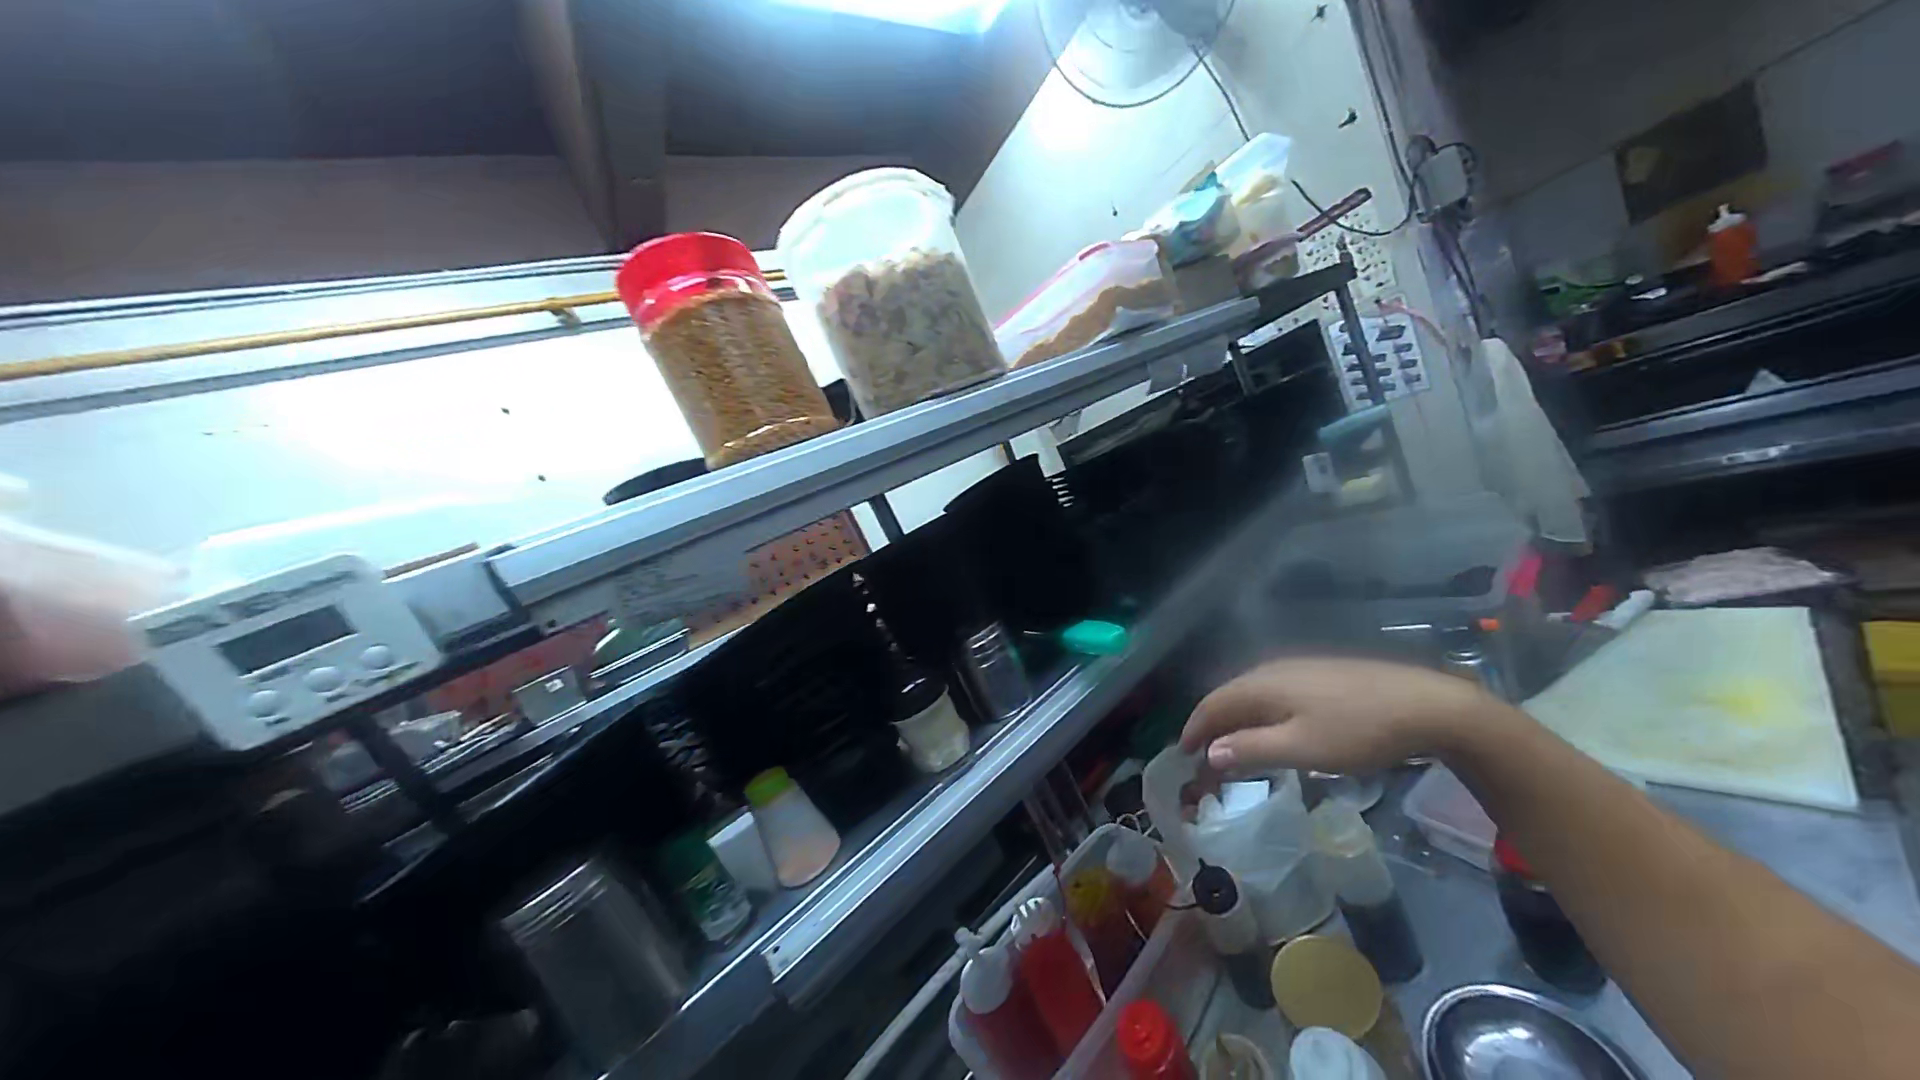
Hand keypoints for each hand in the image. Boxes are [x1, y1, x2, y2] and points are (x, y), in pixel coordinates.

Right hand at [1179, 656, 1515, 773]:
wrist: (1429, 705)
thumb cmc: (1359, 731)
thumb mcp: (1302, 749)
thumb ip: (1251, 749)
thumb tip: (1209, 752)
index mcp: (1261, 684)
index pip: (1212, 705)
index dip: (1193, 729)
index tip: (1183, 755)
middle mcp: (1271, 669)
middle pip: (1228, 696)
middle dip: (1211, 726)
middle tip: (1204, 757)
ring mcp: (1298, 668)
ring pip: (1251, 693)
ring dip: (1235, 720)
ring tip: (1232, 746)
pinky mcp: (1320, 673)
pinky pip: (1272, 692)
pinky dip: (1258, 713)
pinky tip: (1272, 727)